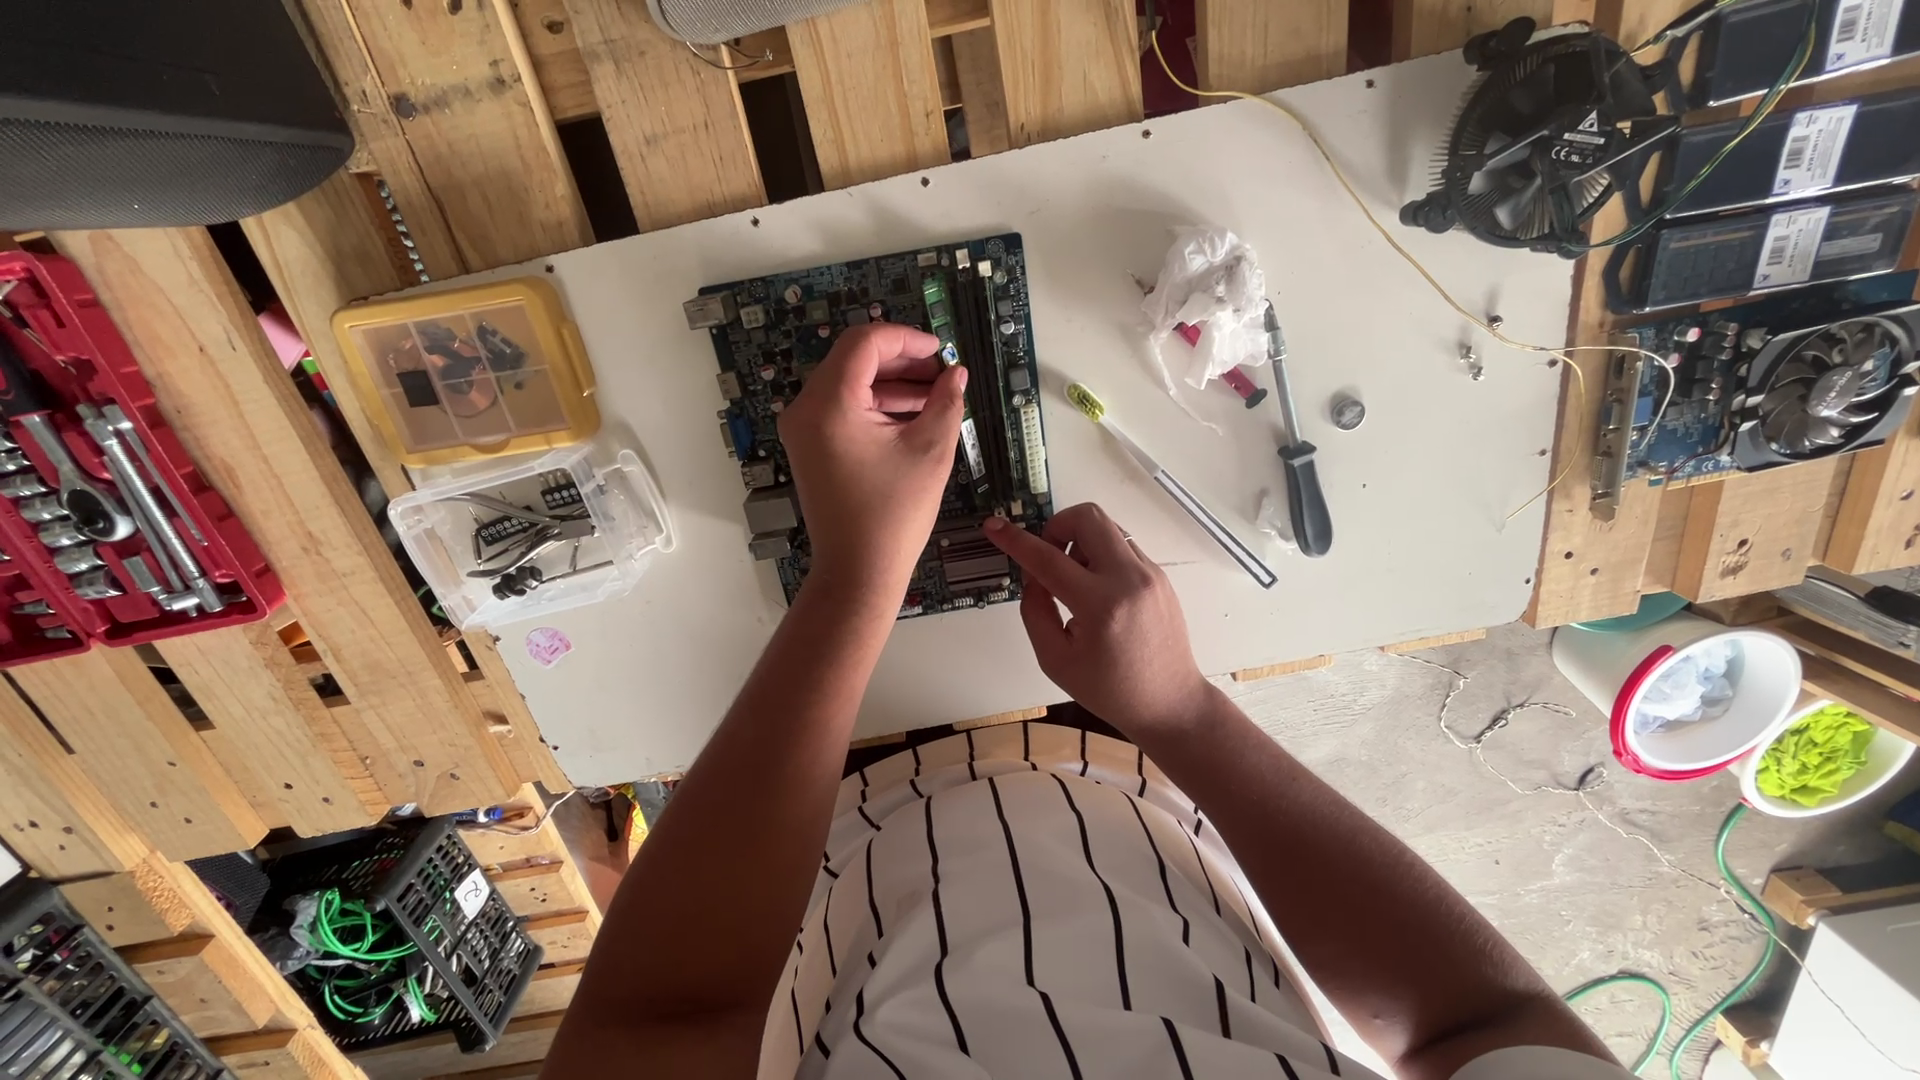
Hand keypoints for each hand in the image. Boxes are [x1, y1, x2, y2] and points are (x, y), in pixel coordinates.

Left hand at [779, 323, 967, 597]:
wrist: (858, 570)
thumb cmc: (894, 513)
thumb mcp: (930, 450)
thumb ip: (945, 402)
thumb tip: (956, 374)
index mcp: (829, 403)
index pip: (864, 343)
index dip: (906, 339)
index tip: (941, 351)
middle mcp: (806, 409)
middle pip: (854, 360)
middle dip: (902, 361)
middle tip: (943, 373)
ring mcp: (804, 429)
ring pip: (851, 384)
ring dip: (893, 384)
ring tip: (937, 396)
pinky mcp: (811, 446)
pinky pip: (844, 409)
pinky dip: (877, 406)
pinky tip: (914, 416)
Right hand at [982, 504, 1213, 733]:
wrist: (1170, 702)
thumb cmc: (1110, 690)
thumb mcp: (1056, 661)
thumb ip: (1035, 613)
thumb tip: (1033, 578)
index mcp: (1100, 605)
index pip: (1049, 559)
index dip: (1016, 541)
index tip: (994, 526)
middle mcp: (1129, 579)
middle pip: (1087, 517)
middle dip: (1056, 527)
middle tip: (1048, 559)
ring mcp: (1150, 573)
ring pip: (1106, 527)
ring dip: (1080, 542)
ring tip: (1074, 582)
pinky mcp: (1159, 575)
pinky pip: (1122, 545)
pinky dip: (1099, 555)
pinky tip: (1097, 592)